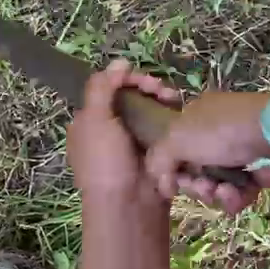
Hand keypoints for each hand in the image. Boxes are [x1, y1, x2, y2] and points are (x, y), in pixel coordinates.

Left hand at [68, 60, 179, 204]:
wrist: (129, 206)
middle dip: (149, 87)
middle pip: (132, 95)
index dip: (128, 80)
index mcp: (89, 121)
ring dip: (163, 99)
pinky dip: (172, 116)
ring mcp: (134, 139)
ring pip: (150, 107)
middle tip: (163, 91)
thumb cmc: (105, 163)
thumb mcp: (95, 121)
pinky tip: (180, 113)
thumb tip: (119, 62)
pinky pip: (164, 124)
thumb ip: (102, 88)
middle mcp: (111, 128)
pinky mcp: (156, 149)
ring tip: (175, 100)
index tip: (144, 81)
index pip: (109, 87)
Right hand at [143, 91, 269, 214]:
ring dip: (213, 193)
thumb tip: (163, 184)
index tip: (171, 181)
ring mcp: (235, 154)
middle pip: (191, 171)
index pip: (173, 147)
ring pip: (212, 186)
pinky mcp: (253, 173)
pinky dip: (233, 197)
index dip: (170, 168)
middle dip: (194, 184)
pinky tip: (236, 193)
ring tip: (222, 190)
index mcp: (195, 117)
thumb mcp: (178, 138)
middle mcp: (214, 134)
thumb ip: (159, 159)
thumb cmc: (222, 132)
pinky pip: (234, 194)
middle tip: (202, 185)